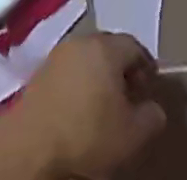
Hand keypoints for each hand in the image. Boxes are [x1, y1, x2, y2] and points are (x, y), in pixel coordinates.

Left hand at [6, 34, 165, 177]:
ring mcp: (56, 53)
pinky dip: (82, 79)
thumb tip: (152, 105)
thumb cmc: (89, 133)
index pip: (133, 44)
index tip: (150, 88)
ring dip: (101, 73)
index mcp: (104, 48)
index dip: (146, 65)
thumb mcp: (134, 133)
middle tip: (132, 95)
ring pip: (87, 56)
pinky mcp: (41, 68)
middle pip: (108, 46)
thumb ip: (152, 114)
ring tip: (109, 103)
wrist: (34, 143)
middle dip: (123, 67)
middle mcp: (79, 42)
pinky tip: (84, 104)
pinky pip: (70, 66)